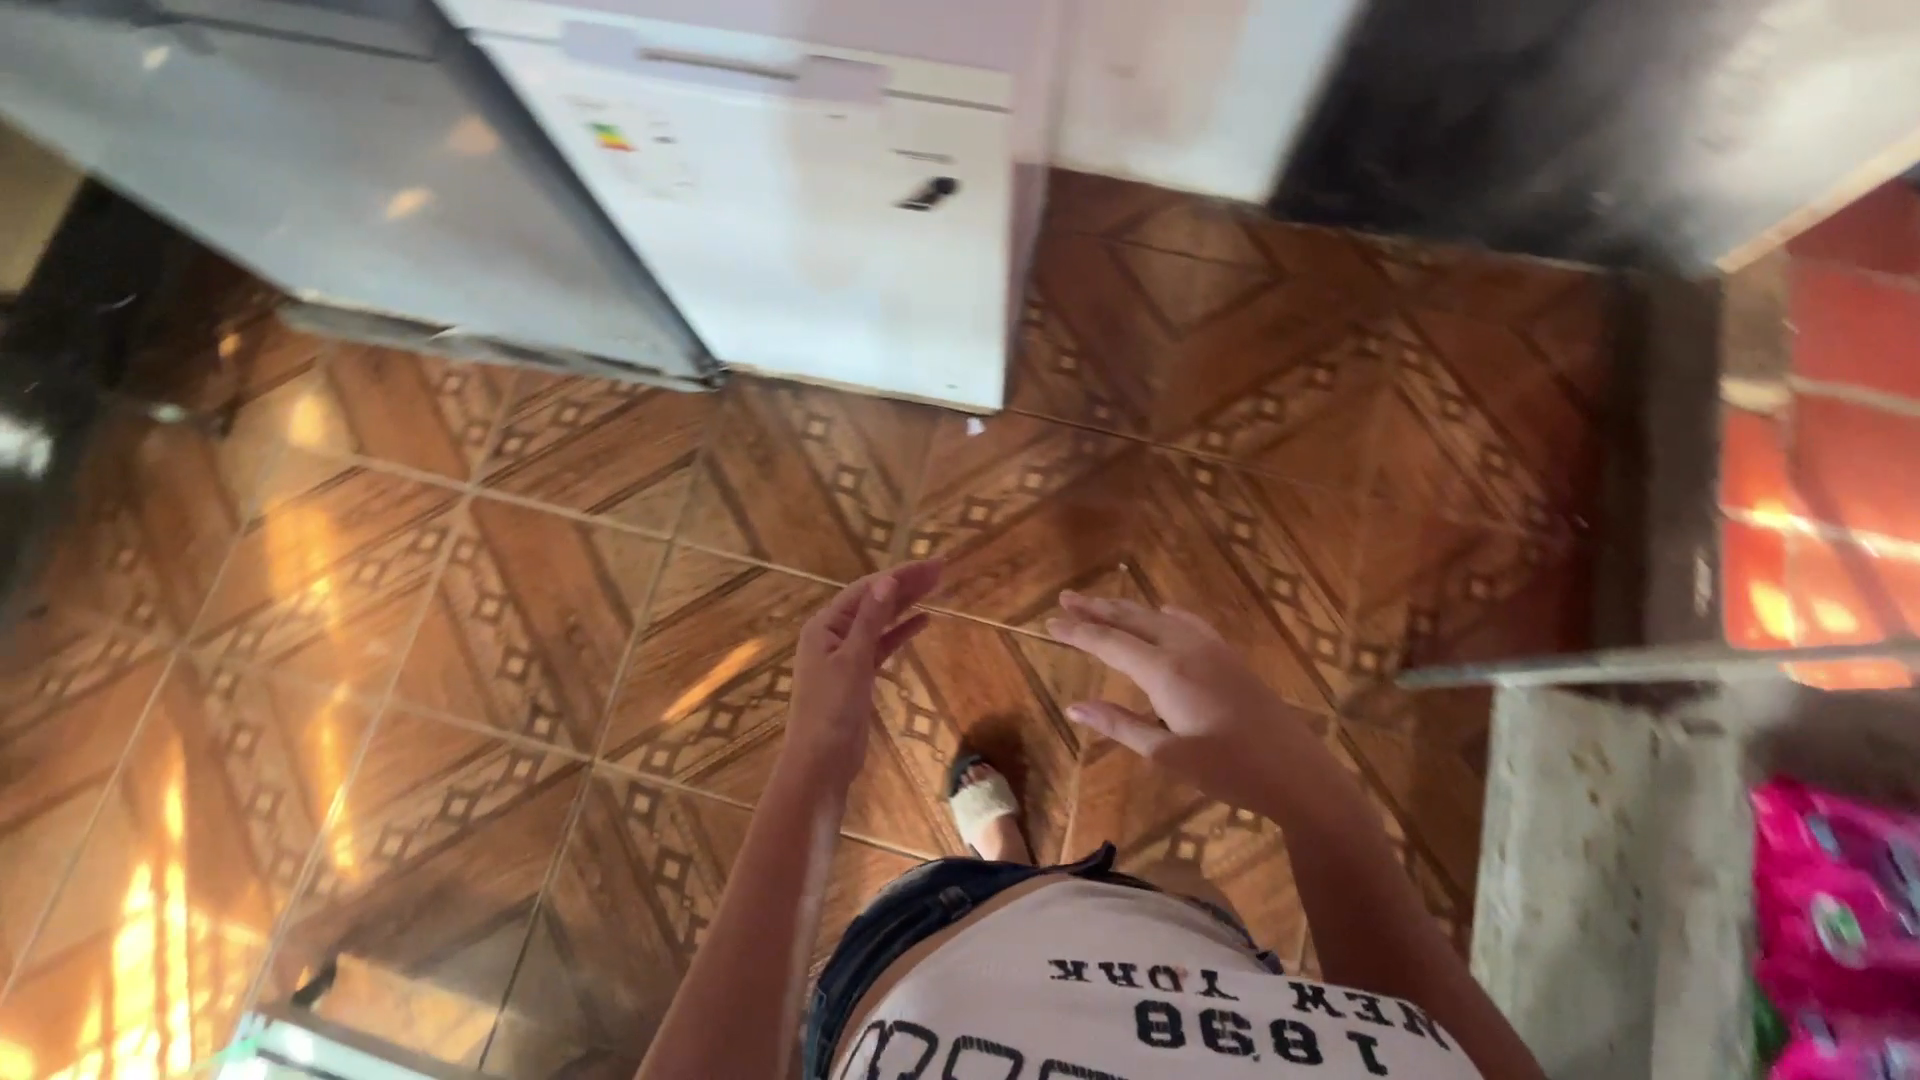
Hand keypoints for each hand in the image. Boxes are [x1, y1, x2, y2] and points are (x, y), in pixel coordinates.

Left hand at [782, 560, 941, 793]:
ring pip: (879, 621)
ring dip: (905, 605)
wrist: (821, 762)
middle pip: (873, 601)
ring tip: (935, 587)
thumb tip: (887, 581)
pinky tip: (923, 621)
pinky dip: (900, 633)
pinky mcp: (857, 676)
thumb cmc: (831, 710)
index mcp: (824, 626)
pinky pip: (882, 645)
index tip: (931, 564)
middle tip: (941, 569)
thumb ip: (870, 621)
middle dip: (906, 584)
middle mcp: (833, 634)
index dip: (900, 575)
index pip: (866, 589)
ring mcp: (845, 655)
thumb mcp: (852, 661)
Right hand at [1048, 592, 1318, 808]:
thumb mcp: (1167, 755)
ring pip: (1159, 618)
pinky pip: (1189, 623)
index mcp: (1165, 672)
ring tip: (1101, 603)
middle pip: (1132, 619)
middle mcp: (1185, 649)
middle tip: (1066, 598)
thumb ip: (1120, 725)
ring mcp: (1212, 650)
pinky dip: (1165, 614)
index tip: (1050, 623)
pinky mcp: (1230, 658)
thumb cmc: (1230, 771)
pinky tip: (1163, 613)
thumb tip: (1074, 707)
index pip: (1109, 643)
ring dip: (1127, 609)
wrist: (1298, 773)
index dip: (1078, 633)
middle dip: (1097, 608)